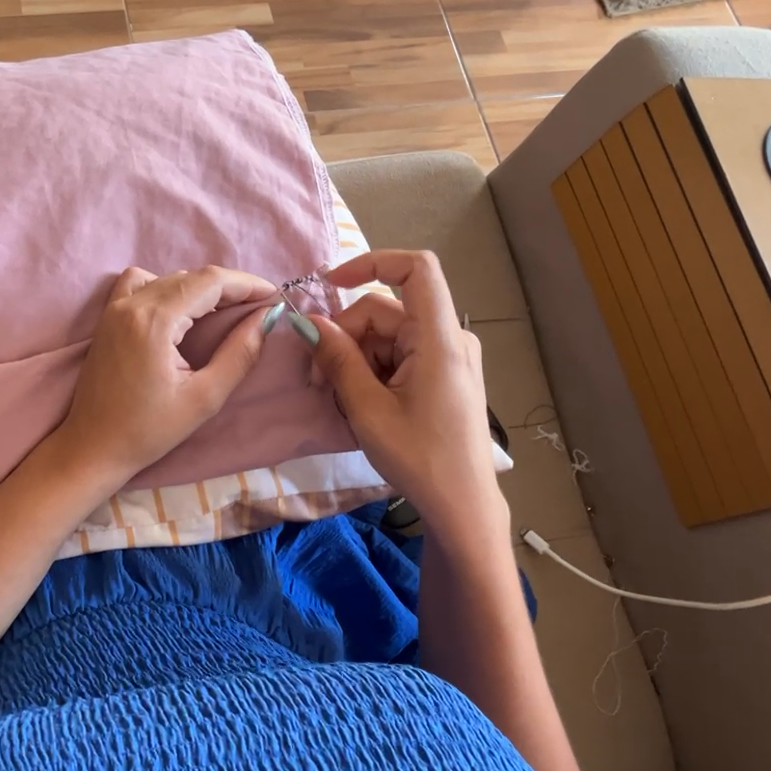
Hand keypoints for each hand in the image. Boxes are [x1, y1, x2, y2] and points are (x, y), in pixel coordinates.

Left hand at [51, 266, 276, 484]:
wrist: (93, 446)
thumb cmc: (149, 431)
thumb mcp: (204, 398)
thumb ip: (239, 354)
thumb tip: (266, 319)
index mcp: (154, 321)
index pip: (210, 282)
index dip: (247, 284)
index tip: (273, 296)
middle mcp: (131, 304)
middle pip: (191, 276)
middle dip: (228, 288)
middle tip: (256, 310)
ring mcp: (114, 308)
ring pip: (168, 278)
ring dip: (199, 288)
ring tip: (223, 312)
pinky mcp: (106, 318)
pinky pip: (139, 283)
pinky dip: (165, 286)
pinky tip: (177, 311)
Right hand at [308, 250, 505, 537]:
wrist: (462, 506)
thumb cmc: (418, 458)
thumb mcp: (367, 410)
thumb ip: (337, 360)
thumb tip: (308, 322)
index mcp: (439, 340)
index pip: (415, 269)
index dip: (371, 263)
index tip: (330, 285)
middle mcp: (449, 339)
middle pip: (386, 310)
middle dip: (345, 336)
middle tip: (316, 378)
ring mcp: (447, 358)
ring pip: (387, 335)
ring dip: (354, 358)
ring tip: (336, 398)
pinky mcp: (443, 375)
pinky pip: (398, 355)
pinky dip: (371, 370)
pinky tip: (358, 402)